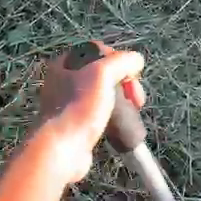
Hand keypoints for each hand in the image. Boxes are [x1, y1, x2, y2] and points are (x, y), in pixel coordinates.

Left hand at [28, 42, 145, 185]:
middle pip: (103, 73)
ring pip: (103, 93)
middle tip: (135, 98)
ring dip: (120, 100)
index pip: (99, 52)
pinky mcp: (76, 123)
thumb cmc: (80, 105)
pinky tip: (119, 123)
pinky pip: (99, 112)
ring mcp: (69, 103)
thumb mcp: (103, 73)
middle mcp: (63, 80)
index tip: (131, 75)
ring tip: (131, 110)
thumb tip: (136, 60)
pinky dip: (112, 115)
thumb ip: (122, 61)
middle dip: (124, 83)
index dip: (119, 61)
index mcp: (64, 63)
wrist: (64, 148)